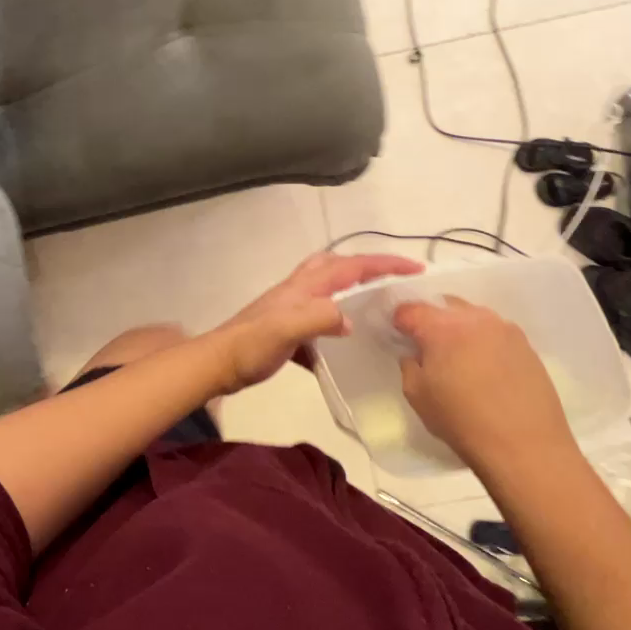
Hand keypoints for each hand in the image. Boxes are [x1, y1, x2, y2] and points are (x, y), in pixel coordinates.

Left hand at [211, 252, 423, 393]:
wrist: (215, 365)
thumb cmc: (249, 346)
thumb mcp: (286, 329)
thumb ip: (319, 318)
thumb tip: (350, 319)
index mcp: (302, 288)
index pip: (349, 267)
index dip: (382, 264)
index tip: (415, 268)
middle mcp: (296, 293)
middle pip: (334, 267)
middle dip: (364, 267)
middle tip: (391, 280)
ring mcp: (286, 312)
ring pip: (323, 293)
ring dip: (348, 294)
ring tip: (374, 312)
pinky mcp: (281, 333)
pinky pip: (313, 325)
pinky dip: (329, 329)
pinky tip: (340, 350)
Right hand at [394, 297, 579, 471]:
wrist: (525, 445)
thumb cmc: (461, 420)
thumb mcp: (416, 395)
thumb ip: (409, 365)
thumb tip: (415, 353)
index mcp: (442, 328)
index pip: (410, 309)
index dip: (399, 321)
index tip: (397, 336)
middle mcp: (476, 319)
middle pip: (443, 305)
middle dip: (429, 320)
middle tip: (425, 346)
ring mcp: (505, 329)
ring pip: (471, 316)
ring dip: (457, 328)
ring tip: (456, 357)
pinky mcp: (526, 345)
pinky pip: (494, 332)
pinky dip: (481, 341)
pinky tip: (481, 367)